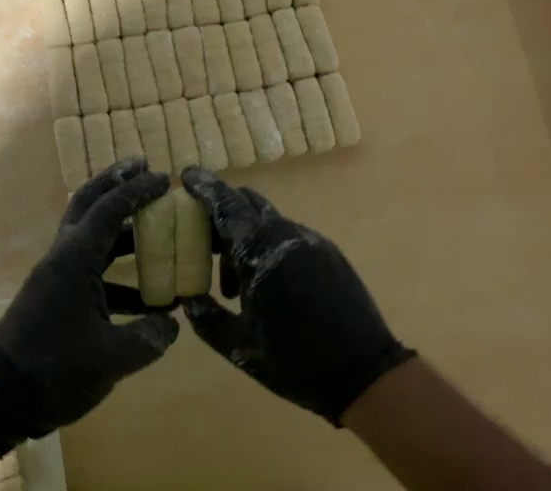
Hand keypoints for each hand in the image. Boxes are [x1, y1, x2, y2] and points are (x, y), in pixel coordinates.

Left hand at [0, 158, 180, 454]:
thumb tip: (172, 324)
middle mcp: (64, 256)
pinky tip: (148, 298)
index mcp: (74, 258)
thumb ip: (148, 337)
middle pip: (88, 204)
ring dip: (121, 230)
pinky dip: (119, 274)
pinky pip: (92, 271)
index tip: (163, 178)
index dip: (137, 191)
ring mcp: (57, 276)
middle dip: (115, 184)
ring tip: (156, 229)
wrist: (2, 396)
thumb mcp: (111, 357)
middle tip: (144, 169)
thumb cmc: (54, 368)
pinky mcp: (56, 298)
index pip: (109, 209)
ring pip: (91, 237)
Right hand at [180, 168, 413, 424]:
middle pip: (247, 204)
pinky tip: (265, 285)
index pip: (226, 206)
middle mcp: (286, 236)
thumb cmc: (297, 363)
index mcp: (261, 254)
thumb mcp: (240, 348)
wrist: (366, 374)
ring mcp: (311, 241)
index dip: (204, 188)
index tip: (185, 176)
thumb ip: (208, 318)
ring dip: (244, 236)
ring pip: (267, 221)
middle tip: (202, 239)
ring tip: (232, 285)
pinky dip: (267, 246)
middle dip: (221, 212)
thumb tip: (189, 299)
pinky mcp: (328, 252)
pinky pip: (288, 235)